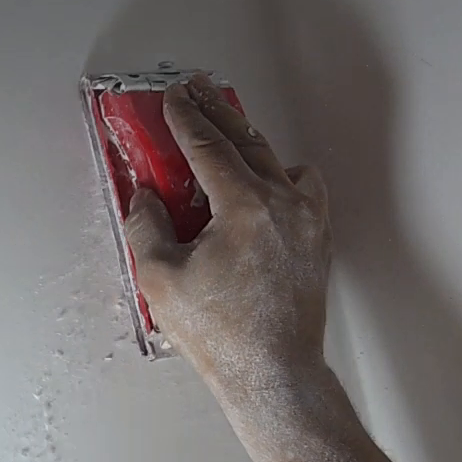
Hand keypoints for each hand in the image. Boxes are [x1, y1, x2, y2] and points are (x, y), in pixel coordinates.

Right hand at [124, 74, 331, 397]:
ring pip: (277, 160)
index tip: (172, 98)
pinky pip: (304, 189)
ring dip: (248, 141)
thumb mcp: (161, 278)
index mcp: (244, 206)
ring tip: (226, 132)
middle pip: (246, 140)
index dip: (185, 118)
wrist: (271, 372)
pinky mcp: (316, 240)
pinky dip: (283, 176)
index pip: (209, 146)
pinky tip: (267, 183)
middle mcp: (283, 203)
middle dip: (217, 111)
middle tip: (197, 88)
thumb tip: (145, 198)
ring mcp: (307, 220)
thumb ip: (146, 226)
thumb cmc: (219, 333)